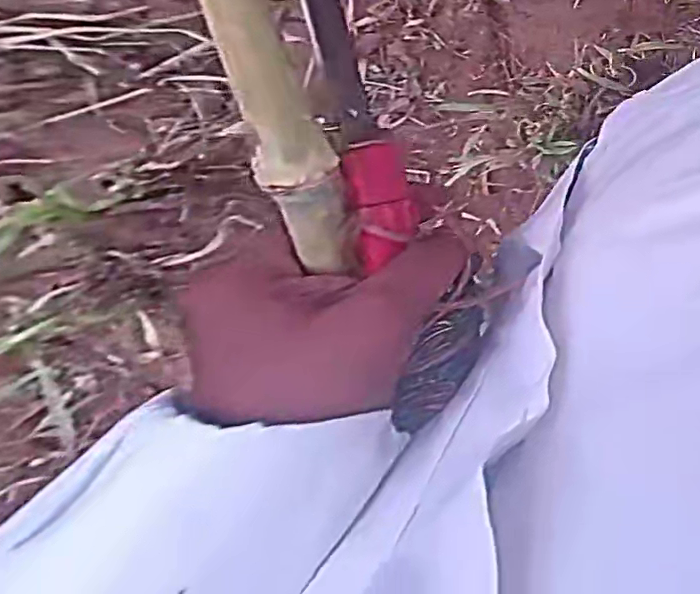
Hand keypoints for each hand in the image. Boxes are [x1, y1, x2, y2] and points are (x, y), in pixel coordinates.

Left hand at [178, 228, 466, 424]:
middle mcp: (245, 292)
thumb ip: (428, 257)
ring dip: (399, 294)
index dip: (389, 207)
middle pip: (348, 246)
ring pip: (356, 281)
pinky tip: (400, 342)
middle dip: (400, 263)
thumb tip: (454, 237)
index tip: (435, 218)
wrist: (286, 493)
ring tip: (419, 321)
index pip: (332, 209)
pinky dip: (384, 319)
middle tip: (432, 284)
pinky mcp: (285, 352)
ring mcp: (262, 326)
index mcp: (245, 273)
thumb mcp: (384, 314)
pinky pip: (348, 313)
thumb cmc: (321, 394)